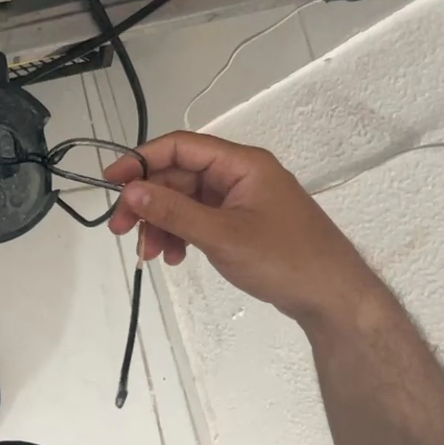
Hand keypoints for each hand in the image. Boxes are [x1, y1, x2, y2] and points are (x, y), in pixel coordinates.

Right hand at [104, 132, 385, 326]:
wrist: (333, 297)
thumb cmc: (284, 259)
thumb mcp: (222, 235)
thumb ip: (174, 211)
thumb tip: (131, 191)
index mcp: (240, 164)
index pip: (179, 147)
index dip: (140, 161)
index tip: (110, 183)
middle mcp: (238, 175)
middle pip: (177, 176)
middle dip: (146, 202)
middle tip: (120, 229)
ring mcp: (239, 199)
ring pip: (183, 200)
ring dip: (160, 223)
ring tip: (149, 253)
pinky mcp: (239, 222)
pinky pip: (197, 218)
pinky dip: (179, 235)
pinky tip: (173, 256)